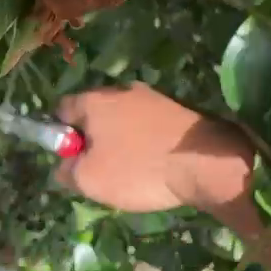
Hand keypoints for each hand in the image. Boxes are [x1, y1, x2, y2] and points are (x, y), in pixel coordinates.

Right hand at [53, 84, 254, 216]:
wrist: (210, 165)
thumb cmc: (139, 169)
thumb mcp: (89, 180)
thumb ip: (66, 171)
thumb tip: (65, 166)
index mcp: (92, 100)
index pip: (60, 111)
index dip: (60, 136)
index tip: (73, 160)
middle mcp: (120, 90)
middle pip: (94, 114)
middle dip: (93, 139)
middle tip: (101, 168)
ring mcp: (153, 98)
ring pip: (123, 120)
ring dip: (122, 141)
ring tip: (133, 171)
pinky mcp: (179, 110)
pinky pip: (149, 126)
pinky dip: (147, 143)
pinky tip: (157, 165)